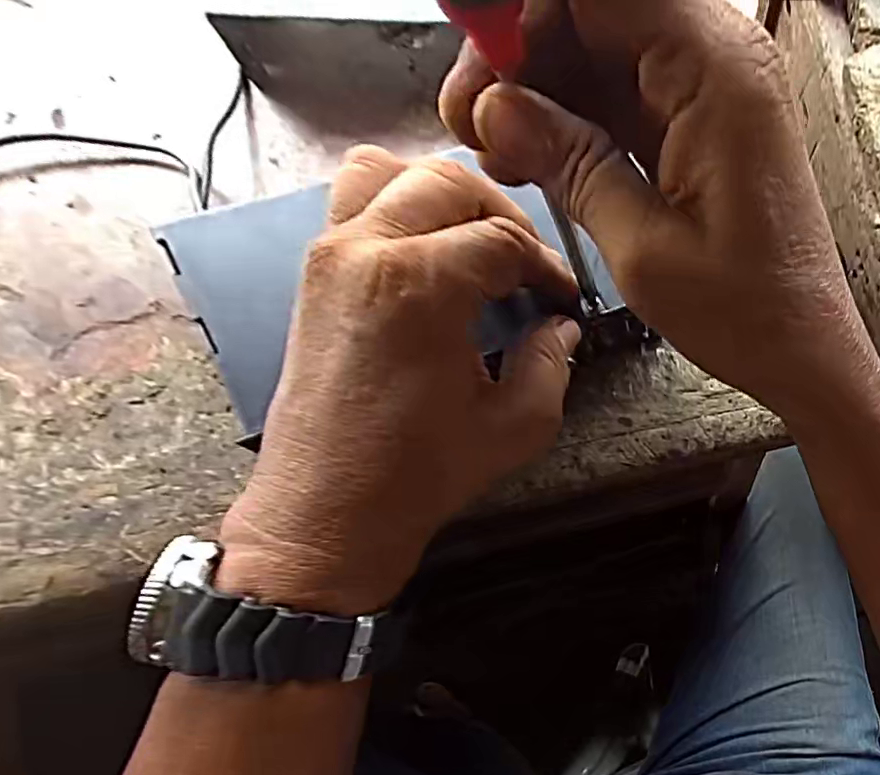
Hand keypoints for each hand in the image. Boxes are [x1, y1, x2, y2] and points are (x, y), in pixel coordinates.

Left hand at [218, 147, 579, 614]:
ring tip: (482, 244)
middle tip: (534, 264)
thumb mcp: (519, 422)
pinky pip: (356, 201)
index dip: (549, 265)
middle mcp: (365, 251)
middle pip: (447, 182)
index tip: (565, 297)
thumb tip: (562, 326)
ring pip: (388, 171)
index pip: (503, 240)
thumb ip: (550, 362)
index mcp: (420, 287)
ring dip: (446, 196)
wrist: (336, 499)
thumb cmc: (426, 467)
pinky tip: (437, 256)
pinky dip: (403, 207)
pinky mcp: (314, 273)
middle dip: (506, 217)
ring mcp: (329, 255)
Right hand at [436, 0, 879, 426]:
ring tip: (497, 154)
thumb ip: (569, 164)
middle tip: (469, 123)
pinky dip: (582, 122)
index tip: (470, 53)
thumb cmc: (750, 318)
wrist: (811, 357)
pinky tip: (540, 162)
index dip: (513, 8)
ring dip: (544, 93)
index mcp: (717, 67)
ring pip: (603, 54)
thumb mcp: (644, 249)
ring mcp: (721, 97)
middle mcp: (725, 61)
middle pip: (590, 10)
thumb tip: (493, 109)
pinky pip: (630, 100)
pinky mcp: (713, 134)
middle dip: (519, 53)